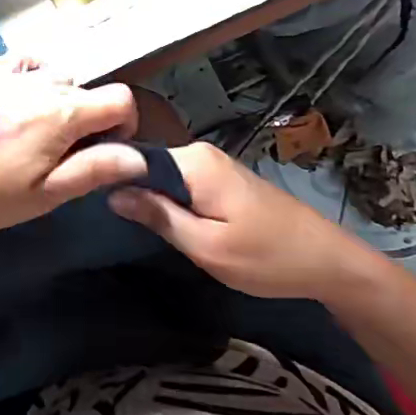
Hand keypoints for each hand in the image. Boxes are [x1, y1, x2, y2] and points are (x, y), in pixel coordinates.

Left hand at [0, 54, 147, 262]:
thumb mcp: (45, 195)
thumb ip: (96, 169)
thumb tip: (139, 157)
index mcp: (62, 112)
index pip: (121, 99)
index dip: (126, 125)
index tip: (108, 150)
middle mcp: (43, 81)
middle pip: (92, 86)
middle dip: (96, 116)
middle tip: (72, 152)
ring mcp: (13, 73)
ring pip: (63, 73)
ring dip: (68, 98)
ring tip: (45, 132)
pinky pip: (30, 60)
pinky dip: (41, 74)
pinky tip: (28, 98)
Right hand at [108, 142, 379, 299]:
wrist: (327, 260)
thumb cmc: (266, 257)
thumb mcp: (205, 245)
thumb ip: (158, 216)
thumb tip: (112, 192)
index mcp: (193, 162)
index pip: (133, 157)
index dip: (109, 176)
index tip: (87, 198)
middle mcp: (201, 153)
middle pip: (148, 165)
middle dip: (131, 190)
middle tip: (109, 223)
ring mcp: (215, 165)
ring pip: (165, 176)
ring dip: (151, 199)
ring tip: (131, 225)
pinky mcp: (224, 180)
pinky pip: (183, 184)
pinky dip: (172, 201)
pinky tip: (166, 222)